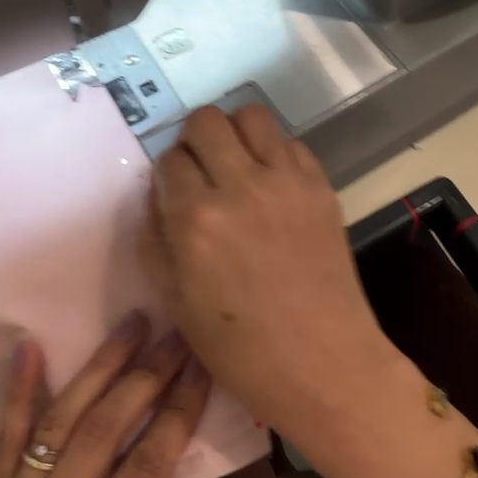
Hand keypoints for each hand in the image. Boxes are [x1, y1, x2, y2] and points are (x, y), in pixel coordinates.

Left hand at [0, 315, 209, 477]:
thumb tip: (190, 421)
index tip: (204, 361)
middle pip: (103, 430)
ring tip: (132, 324)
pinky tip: (31, 345)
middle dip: (147, 375)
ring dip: (99, 365)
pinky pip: (6, 437)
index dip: (181, 407)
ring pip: (60, 420)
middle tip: (176, 334)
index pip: (147, 461)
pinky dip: (18, 389)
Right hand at [142, 105, 397, 445]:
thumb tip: (159, 194)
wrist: (322, 362)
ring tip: (238, 164)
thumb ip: (155, 238)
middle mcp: (240, 186)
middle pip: (206, 120)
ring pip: (251, 115)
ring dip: (235, 133)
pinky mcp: (320, 185)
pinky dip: (274, 153)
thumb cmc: (240, 348)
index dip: (168, 175)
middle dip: (195, 140)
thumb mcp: (175, 300)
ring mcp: (286, 181)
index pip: (169, 160)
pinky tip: (272, 184)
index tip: (176, 193)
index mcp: (196, 219)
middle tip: (202, 170)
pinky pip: (290, 142)